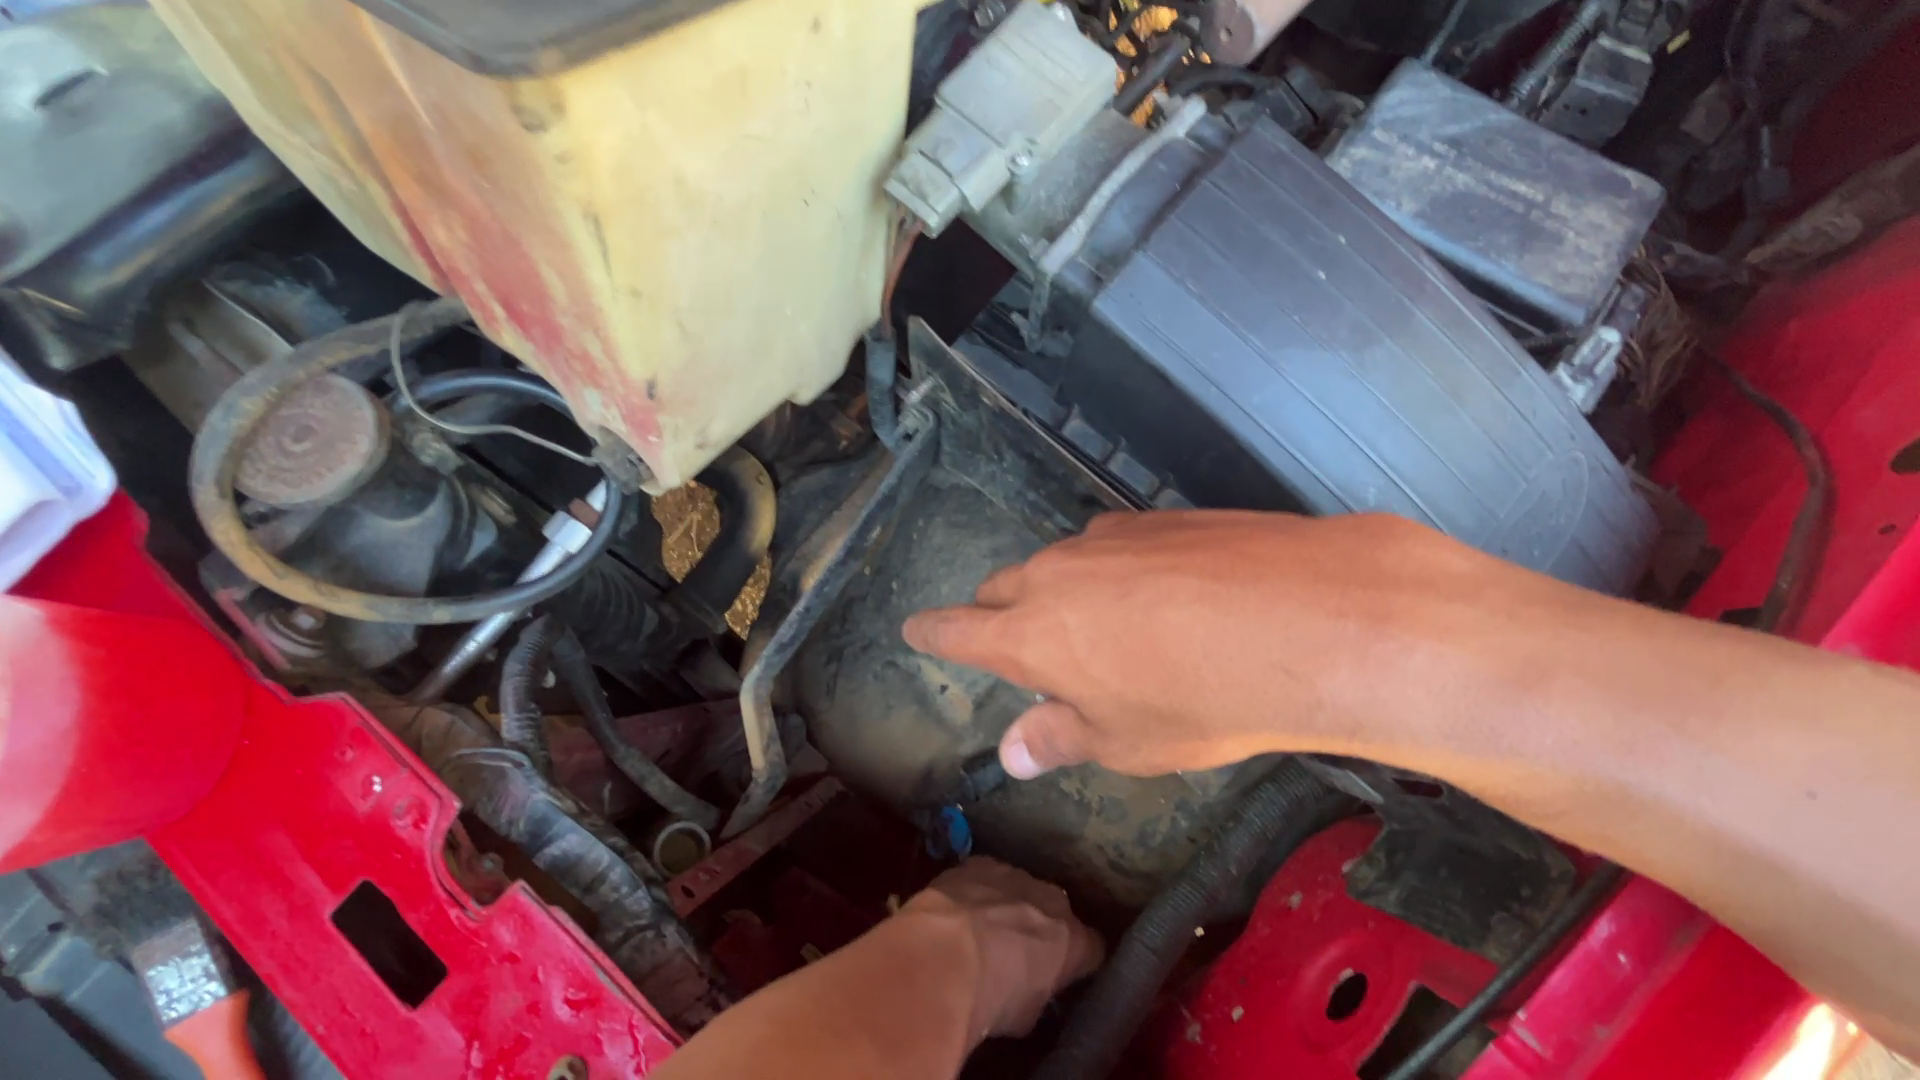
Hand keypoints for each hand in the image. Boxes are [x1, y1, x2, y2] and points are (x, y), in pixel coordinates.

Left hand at [900, 858, 1103, 1039]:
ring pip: (1021, 889)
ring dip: (1009, 904)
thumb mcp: (1026, 1016)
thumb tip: (1031, 989)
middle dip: (1042, 926)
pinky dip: (978, 889)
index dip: (1079, 961)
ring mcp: (1016, 875)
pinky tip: (958, 908)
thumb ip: (1038, 993)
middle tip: (1019, 950)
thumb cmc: (993, 997)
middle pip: (1056, 911)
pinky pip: (987, 875)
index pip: (1093, 948)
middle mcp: (1052, 900)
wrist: (944, 955)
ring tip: (982, 928)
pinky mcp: (980, 863)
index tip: (1066, 972)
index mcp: (1074, 941)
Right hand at [901, 509, 1610, 779]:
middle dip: (1002, 614)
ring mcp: (1110, 538)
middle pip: (1005, 588)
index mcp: (1030, 634)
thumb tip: (1013, 751)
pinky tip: (1166, 594)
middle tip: (1027, 646)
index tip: (916, 630)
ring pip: (1062, 563)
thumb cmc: (1203, 702)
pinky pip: (1117, 546)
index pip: (956, 630)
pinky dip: (1120, 570)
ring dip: (1066, 591)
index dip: (933, 633)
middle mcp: (1056, 573)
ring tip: (1107, 625)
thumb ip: (1060, 738)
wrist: (1313, 621)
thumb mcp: (1128, 740)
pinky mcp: (1163, 517)